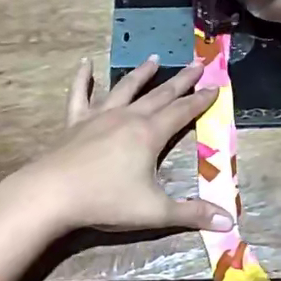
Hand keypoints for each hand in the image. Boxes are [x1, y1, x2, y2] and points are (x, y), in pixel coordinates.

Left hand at [0, 56, 231, 236]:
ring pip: (124, 88)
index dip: (200, 101)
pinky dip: (83, 78)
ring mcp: (98, 117)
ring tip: (154, 59)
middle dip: (180, 81)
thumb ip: (191, 214)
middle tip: (196, 65)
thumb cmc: (105, 201)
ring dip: (141, 74)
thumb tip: (228, 221)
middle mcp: (126, 118)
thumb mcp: (154, 211)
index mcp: (149, 134)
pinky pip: (80, 94)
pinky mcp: (74, 122)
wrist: (52, 194)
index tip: (215, 87)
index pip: (182, 112)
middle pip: (159, 95)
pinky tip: (85, 63)